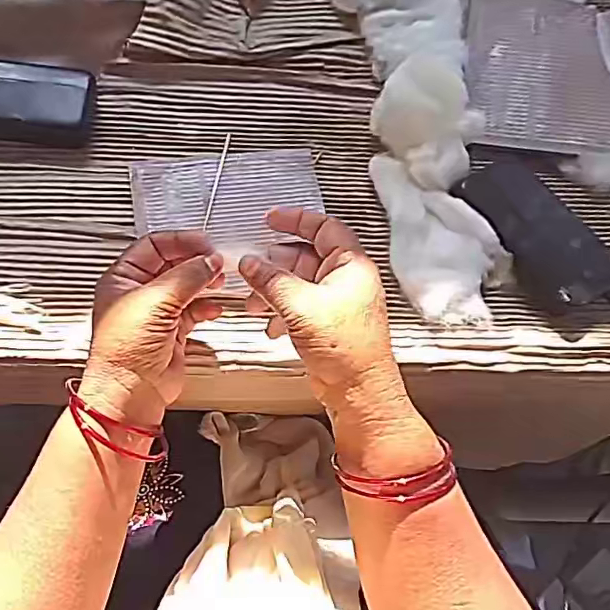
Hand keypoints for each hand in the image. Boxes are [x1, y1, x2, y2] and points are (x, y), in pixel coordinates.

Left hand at [82, 231, 224, 427]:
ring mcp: (156, 314)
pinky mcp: (171, 332)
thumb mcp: (155, 301)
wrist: (129, 393)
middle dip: (196, 262)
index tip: (204, 244)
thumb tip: (208, 261)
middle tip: (216, 263)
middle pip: (173, 265)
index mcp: (123, 278)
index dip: (180, 242)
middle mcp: (138, 294)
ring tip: (218, 282)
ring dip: (204, 283)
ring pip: (186, 287)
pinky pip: (193, 311)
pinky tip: (213, 307)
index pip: (154, 246)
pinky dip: (206, 307)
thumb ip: (187, 276)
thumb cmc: (123, 352)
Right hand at [237, 209, 400, 406]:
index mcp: (352, 266)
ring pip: (299, 283)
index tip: (272, 219)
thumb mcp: (299, 306)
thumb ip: (270, 280)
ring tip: (257, 301)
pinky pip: (299, 305)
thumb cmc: (348, 351)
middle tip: (254, 267)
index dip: (295, 220)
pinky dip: (281, 310)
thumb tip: (251, 264)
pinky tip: (271, 323)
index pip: (323, 227)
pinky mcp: (329, 322)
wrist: (358, 390)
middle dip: (275, 265)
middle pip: (305, 256)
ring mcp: (339, 302)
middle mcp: (348, 280)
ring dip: (274, 291)